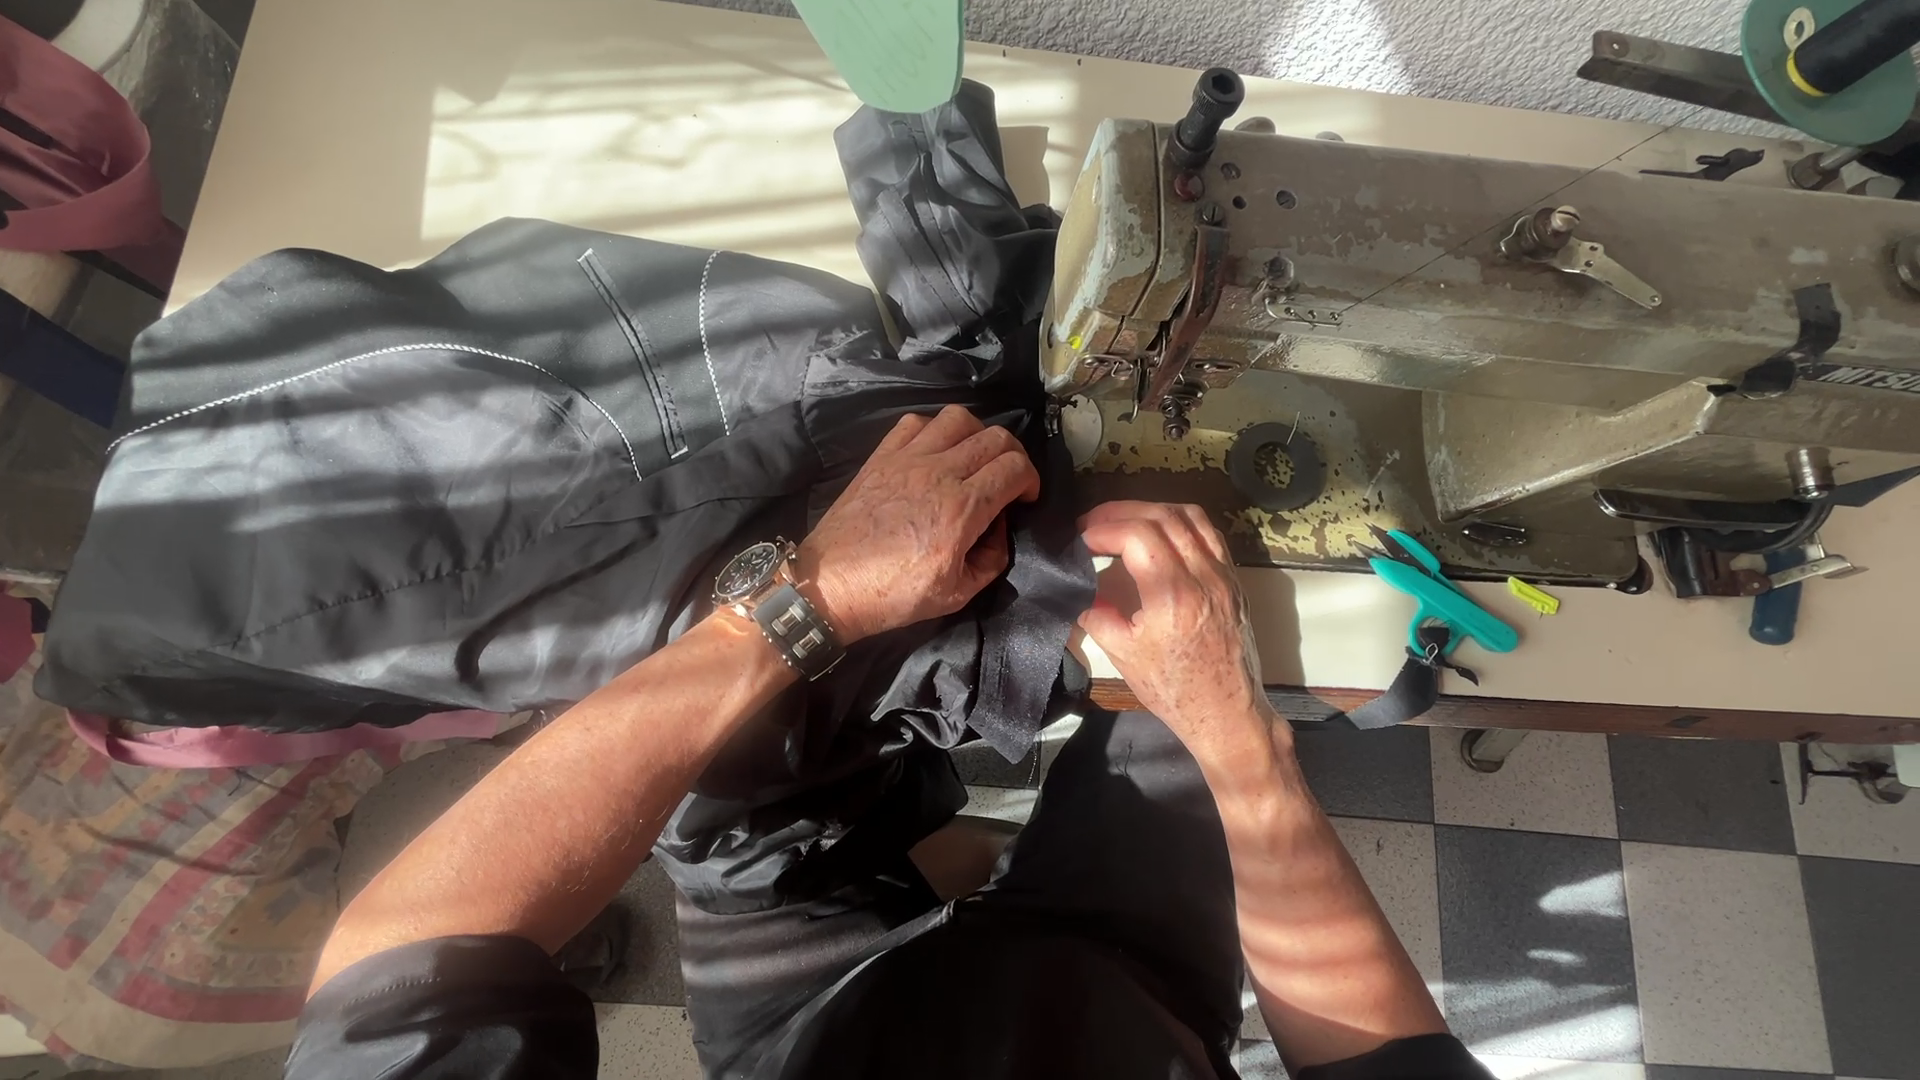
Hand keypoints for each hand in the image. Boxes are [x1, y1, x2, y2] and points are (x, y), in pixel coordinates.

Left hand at [798, 405, 1040, 642]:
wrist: (829, 586)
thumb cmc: (893, 595)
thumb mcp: (957, 594)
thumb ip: (991, 559)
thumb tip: (998, 529)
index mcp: (962, 508)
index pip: (1015, 468)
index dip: (1030, 480)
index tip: (1024, 499)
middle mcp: (939, 473)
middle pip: (995, 437)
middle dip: (1013, 455)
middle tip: (1007, 480)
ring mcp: (907, 459)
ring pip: (958, 418)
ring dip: (976, 434)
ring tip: (972, 459)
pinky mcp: (881, 457)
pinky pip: (916, 422)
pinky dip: (935, 430)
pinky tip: (934, 453)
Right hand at [1077, 501, 1278, 759]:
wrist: (1226, 712)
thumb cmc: (1172, 688)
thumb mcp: (1122, 654)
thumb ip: (1096, 612)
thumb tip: (1077, 587)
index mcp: (1172, 595)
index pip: (1137, 534)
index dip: (1103, 528)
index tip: (1081, 539)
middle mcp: (1203, 576)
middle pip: (1162, 516)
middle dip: (1120, 512)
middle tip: (1092, 524)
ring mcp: (1224, 575)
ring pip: (1190, 516)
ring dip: (1151, 510)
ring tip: (1123, 522)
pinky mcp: (1233, 580)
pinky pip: (1208, 533)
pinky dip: (1178, 522)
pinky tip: (1158, 534)